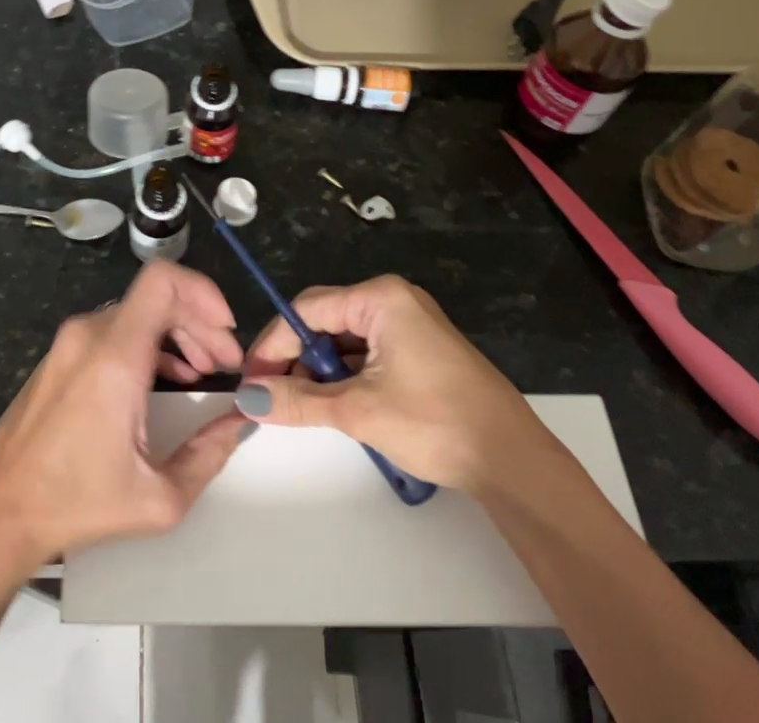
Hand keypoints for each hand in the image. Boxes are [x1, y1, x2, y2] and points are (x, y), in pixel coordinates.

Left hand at [0, 261, 251, 569]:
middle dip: (200, 323)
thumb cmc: (76, 504)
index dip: (204, 292)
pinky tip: (166, 378)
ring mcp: (67, 345)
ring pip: (135, 314)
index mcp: (114, 356)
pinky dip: (146, 345)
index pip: (162, 280)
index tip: (227, 330)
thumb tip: (241, 421)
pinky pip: (111, 333)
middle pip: (156, 298)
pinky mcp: (57, 359)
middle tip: (225, 363)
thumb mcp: (160, 497)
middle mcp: (88, 337)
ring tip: (203, 372)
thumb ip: (210, 452)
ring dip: (176, 334)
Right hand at [240, 274, 542, 497]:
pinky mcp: (417, 352)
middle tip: (269, 396)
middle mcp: (394, 302)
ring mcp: (408, 326)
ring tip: (296, 405)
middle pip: (323, 320)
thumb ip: (297, 401)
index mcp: (381, 299)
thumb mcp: (358, 411)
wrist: (511, 460)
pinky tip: (329, 404)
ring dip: (316, 371)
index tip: (250, 382)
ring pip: (342, 340)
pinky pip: (365, 354)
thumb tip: (247, 399)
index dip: (273, 345)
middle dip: (293, 358)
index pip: (306, 310)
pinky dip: (342, 377)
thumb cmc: (435, 422)